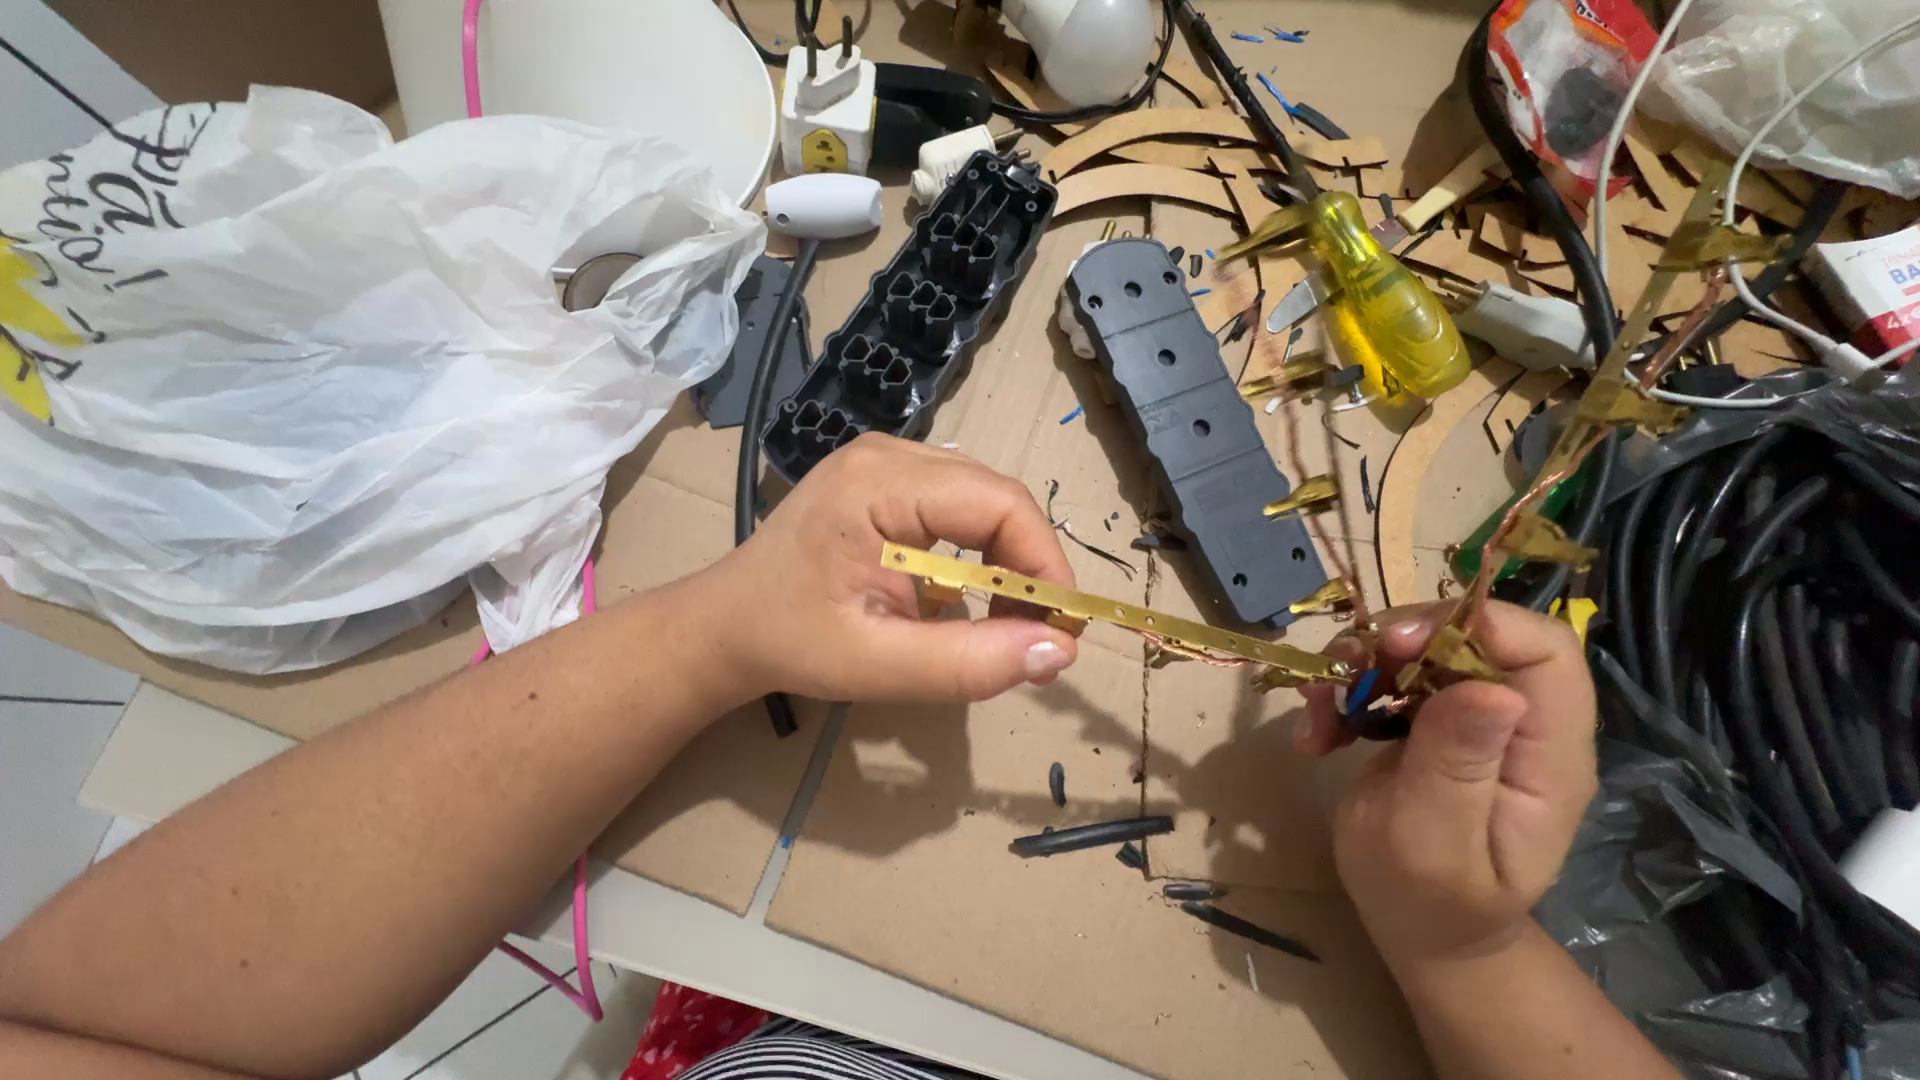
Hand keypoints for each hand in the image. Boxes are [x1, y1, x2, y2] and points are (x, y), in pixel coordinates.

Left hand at [705, 434, 1079, 703]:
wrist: (727, 622)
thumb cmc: (790, 641)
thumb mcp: (875, 665)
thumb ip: (966, 664)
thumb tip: (1058, 652)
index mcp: (878, 485)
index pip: (999, 503)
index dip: (1044, 562)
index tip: (1059, 628)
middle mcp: (889, 454)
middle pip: (997, 497)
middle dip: (1029, 567)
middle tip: (1036, 636)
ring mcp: (887, 461)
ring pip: (985, 501)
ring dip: (1008, 562)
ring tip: (1004, 623)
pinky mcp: (887, 480)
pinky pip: (960, 507)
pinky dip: (980, 554)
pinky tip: (964, 597)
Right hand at [1296, 601, 1596, 971]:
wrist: (1418, 926)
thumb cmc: (1431, 900)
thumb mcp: (1434, 840)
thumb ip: (1458, 766)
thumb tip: (1491, 689)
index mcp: (1546, 755)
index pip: (1544, 652)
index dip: (1474, 625)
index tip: (1395, 644)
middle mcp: (1516, 724)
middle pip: (1469, 636)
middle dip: (1393, 642)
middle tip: (1338, 671)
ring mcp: (1470, 720)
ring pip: (1418, 649)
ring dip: (1355, 667)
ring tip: (1317, 714)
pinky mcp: (1429, 723)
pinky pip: (1386, 679)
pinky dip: (1341, 693)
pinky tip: (1318, 734)